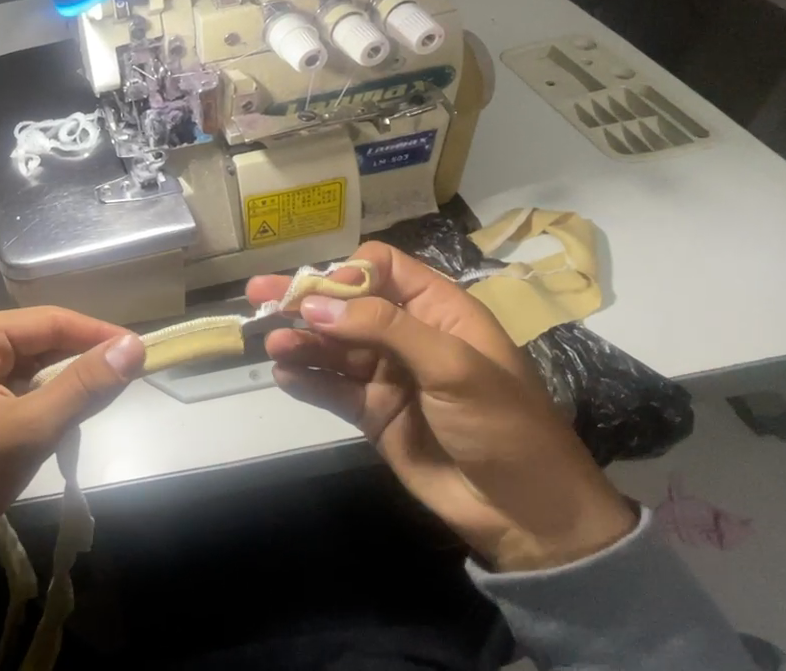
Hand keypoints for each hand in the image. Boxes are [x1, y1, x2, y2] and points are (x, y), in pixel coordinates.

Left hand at [0, 307, 145, 532]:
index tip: (140, 350)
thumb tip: (133, 347)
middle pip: (41, 341)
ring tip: (102, 400)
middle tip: (128, 379)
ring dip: (65, 384)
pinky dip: (46, 402)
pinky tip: (67, 419)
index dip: (96, 333)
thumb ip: (82, 387)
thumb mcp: (29, 428)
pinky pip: (21, 389)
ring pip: (34, 367)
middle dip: (82, 359)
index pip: (50, 321)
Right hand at [256, 242, 636, 571]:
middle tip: (258, 294)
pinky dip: (304, 379)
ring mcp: (387, 375)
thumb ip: (382, 327)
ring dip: (299, 341)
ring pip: (330, 345)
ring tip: (273, 346)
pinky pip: (329, 388)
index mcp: (438, 311)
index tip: (316, 292)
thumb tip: (313, 304)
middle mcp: (407, 335)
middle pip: (344, 304)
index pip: (381, 269)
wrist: (528, 515)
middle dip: (303, 298)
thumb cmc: (504, 426)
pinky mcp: (371, 413)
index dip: (345, 273)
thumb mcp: (454, 366)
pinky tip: (284, 376)